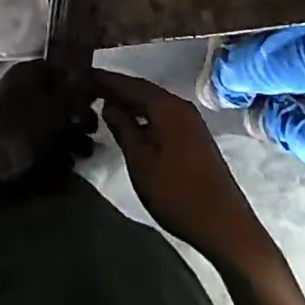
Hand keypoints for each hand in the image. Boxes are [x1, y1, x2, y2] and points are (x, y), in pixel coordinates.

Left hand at [0, 60, 94, 185]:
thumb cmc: (17, 131)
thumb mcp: (53, 109)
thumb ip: (74, 90)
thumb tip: (89, 70)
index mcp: (30, 73)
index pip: (64, 68)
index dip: (84, 83)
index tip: (102, 100)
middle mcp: (24, 89)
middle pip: (62, 98)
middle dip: (80, 116)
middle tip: (90, 132)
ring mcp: (19, 115)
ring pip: (56, 122)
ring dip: (72, 138)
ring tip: (81, 154)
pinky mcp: (16, 139)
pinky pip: (44, 141)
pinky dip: (57, 152)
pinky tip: (66, 165)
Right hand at [93, 69, 276, 270]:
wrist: (226, 229)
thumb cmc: (176, 190)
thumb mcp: (138, 157)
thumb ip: (121, 125)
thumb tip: (108, 104)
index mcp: (166, 106)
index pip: (127, 83)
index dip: (102, 78)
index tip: (79, 75)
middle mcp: (181, 107)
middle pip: (141, 89)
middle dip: (115, 88)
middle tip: (86, 88)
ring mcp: (191, 124)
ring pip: (153, 103)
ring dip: (129, 102)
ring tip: (102, 104)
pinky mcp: (196, 140)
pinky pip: (162, 116)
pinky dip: (143, 114)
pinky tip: (131, 124)